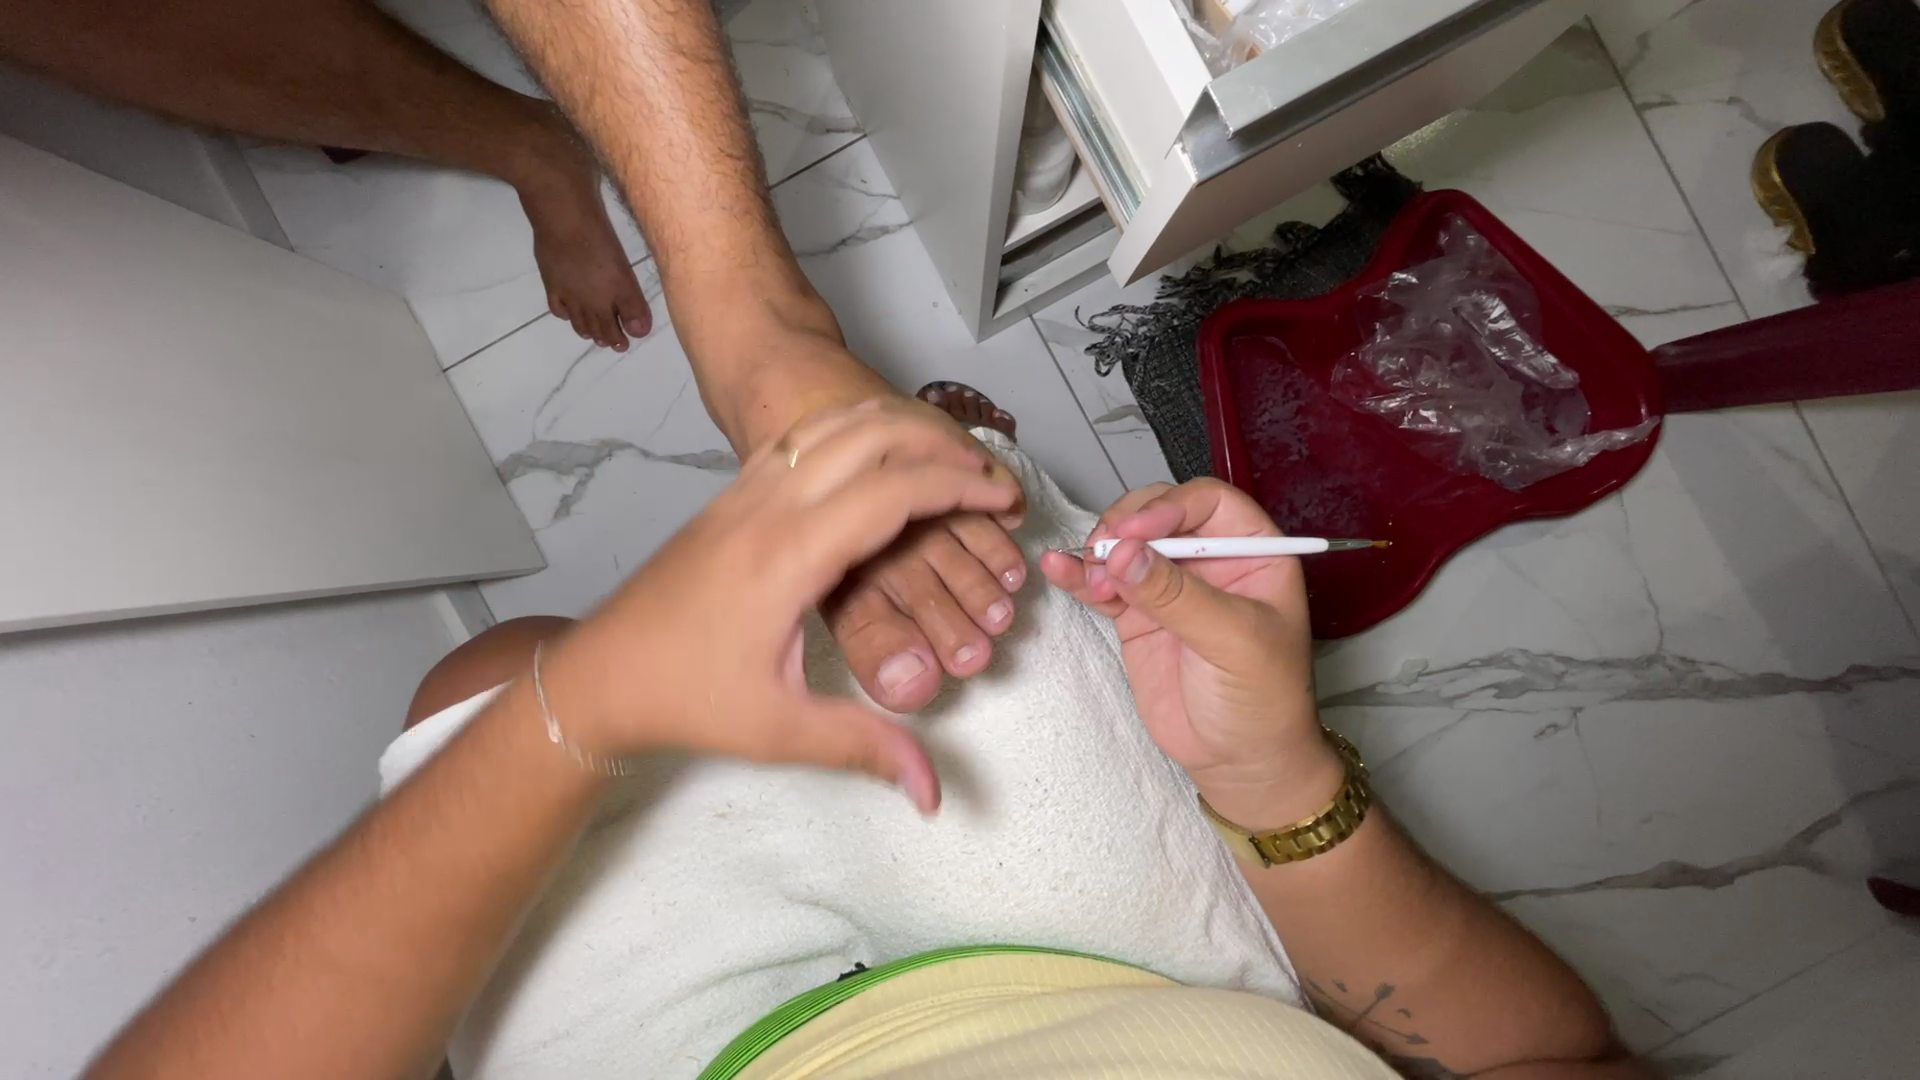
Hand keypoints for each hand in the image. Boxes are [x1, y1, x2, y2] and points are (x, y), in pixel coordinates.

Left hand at [538, 400, 1021, 812]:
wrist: (599, 674)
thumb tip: (934, 792)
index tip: (1002, 498)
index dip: (957, 487)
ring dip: (897, 427)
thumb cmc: (687, 699)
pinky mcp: (732, 493)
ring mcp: (745, 491)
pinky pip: (801, 437)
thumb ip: (865, 748)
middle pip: (870, 436)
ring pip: (832, 424)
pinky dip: (853, 427)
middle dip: (941, 446)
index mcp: (789, 555)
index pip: (892, 492)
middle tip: (988, 477)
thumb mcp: (779, 732)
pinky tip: (876, 449)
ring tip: (946, 453)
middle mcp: (769, 506)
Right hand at [1039, 480, 1339, 822]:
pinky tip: (1057, 568)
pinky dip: (1079, 575)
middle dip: (1127, 525)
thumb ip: (1178, 596)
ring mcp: (1168, 586)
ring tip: (1089, 574)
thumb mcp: (1233, 642)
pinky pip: (1103, 584)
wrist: (1238, 758)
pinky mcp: (1136, 614)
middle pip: (1159, 514)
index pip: (1209, 502)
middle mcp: (1208, 560)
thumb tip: (1123, 554)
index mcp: (1252, 553)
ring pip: (1126, 545)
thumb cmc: (1262, 700)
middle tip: (1105, 549)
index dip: (1171, 506)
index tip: (1137, 531)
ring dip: (1100, 551)